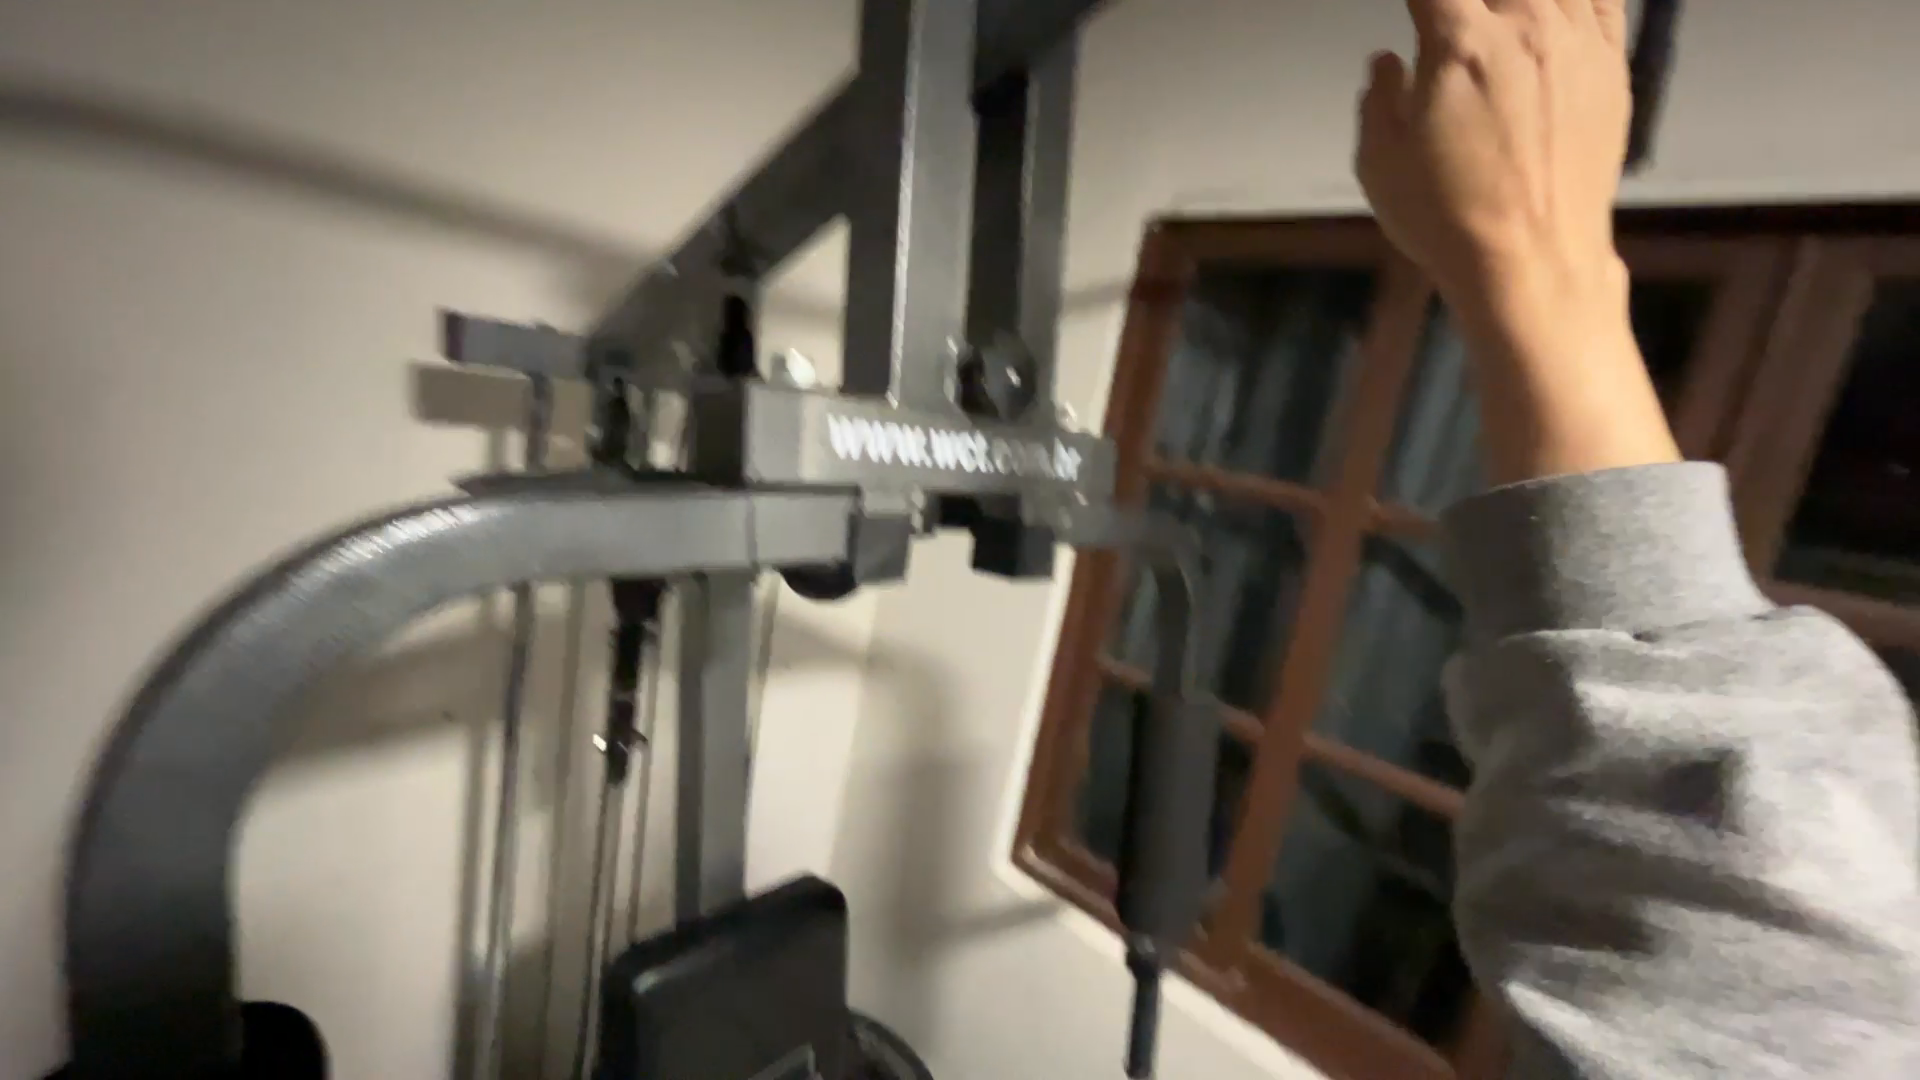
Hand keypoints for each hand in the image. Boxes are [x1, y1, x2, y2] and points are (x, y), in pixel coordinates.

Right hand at [1356, 0, 1680, 485]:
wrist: (1528, 257)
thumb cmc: (1443, 218)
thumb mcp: (1380, 166)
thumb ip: (1378, 101)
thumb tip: (1386, 62)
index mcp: (1459, 47)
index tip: (1409, 10)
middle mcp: (1525, 23)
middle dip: (1459, 1)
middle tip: (1447, 19)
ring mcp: (1576, 37)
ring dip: (1509, 3)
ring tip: (1491, 23)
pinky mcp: (1611, 61)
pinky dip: (1569, 1)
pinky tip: (1546, 15)